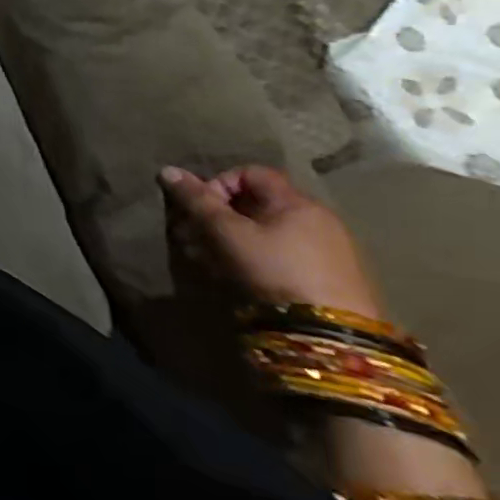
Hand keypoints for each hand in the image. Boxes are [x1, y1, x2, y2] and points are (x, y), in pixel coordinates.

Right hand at [159, 165, 383, 318]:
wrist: (329, 329)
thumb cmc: (273, 268)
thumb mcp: (226, 232)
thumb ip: (197, 200)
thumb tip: (167, 170)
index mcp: (298, 203)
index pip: (251, 173)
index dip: (219, 183)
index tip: (203, 207)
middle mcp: (319, 218)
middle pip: (258, 201)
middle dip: (220, 214)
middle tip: (198, 234)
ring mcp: (330, 247)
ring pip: (268, 227)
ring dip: (234, 235)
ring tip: (213, 256)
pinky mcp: (331, 273)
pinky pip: (284, 249)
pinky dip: (256, 252)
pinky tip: (242, 271)